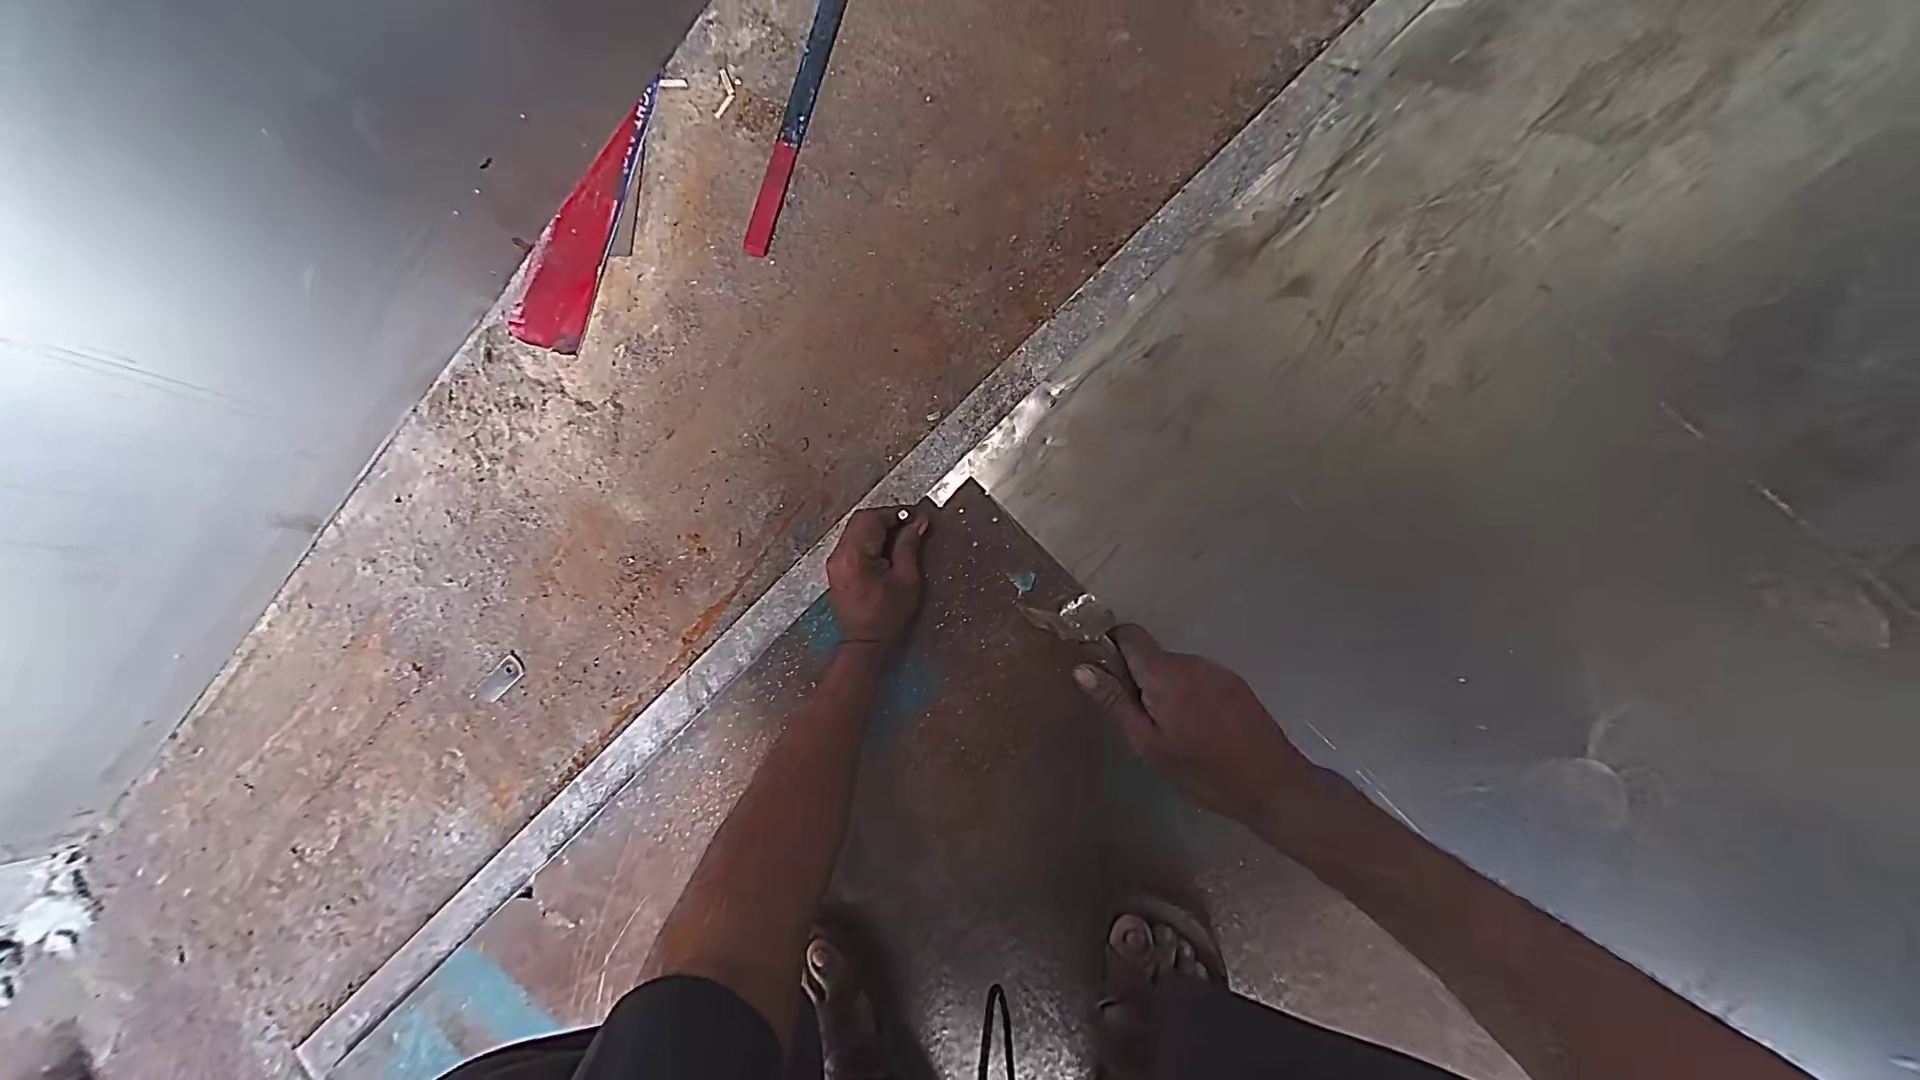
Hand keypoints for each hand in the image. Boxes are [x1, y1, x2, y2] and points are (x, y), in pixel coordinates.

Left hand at [826, 506, 928, 651]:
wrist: (867, 643)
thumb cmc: (887, 618)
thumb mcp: (907, 579)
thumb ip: (909, 546)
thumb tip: (916, 524)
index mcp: (855, 556)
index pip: (873, 519)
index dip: (896, 514)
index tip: (915, 517)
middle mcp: (839, 556)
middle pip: (861, 520)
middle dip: (886, 518)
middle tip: (909, 525)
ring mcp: (835, 562)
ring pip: (856, 529)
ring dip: (878, 528)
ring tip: (900, 537)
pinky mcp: (837, 569)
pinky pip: (852, 542)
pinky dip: (870, 539)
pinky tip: (887, 549)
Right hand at [1074, 624, 1319, 826]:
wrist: (1274, 786)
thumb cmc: (1204, 772)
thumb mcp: (1149, 744)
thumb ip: (1116, 702)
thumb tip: (1083, 669)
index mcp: (1165, 675)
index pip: (1129, 634)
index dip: (1111, 646)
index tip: (1105, 674)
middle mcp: (1191, 662)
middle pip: (1150, 655)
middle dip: (1138, 678)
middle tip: (1143, 721)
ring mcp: (1216, 669)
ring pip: (1173, 668)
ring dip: (1164, 688)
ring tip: (1175, 730)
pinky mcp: (1234, 681)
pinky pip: (1196, 677)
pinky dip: (1187, 693)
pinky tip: (1200, 728)